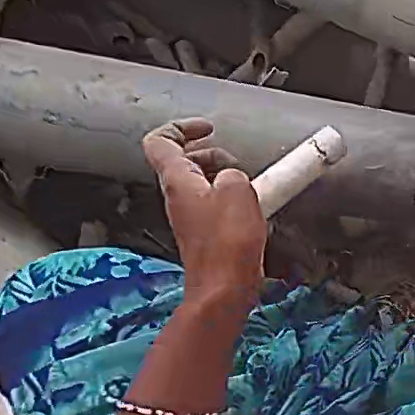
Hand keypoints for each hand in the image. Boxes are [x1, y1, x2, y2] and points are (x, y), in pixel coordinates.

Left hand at [142, 118, 264, 306]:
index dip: (183, 127)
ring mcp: (191, 216)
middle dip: (214, 155)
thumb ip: (235, 173)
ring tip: (250, 187)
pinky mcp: (205, 233)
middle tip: (237, 164)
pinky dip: (232, 199)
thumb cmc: (228, 242)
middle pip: (186, 161)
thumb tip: (234, 178)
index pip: (161, 141)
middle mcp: (178, 197)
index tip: (209, 128)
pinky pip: (215, 204)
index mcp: (178, 181)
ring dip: (226, 178)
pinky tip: (252, 209)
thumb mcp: (239, 191)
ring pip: (203, 183)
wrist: (224, 287)